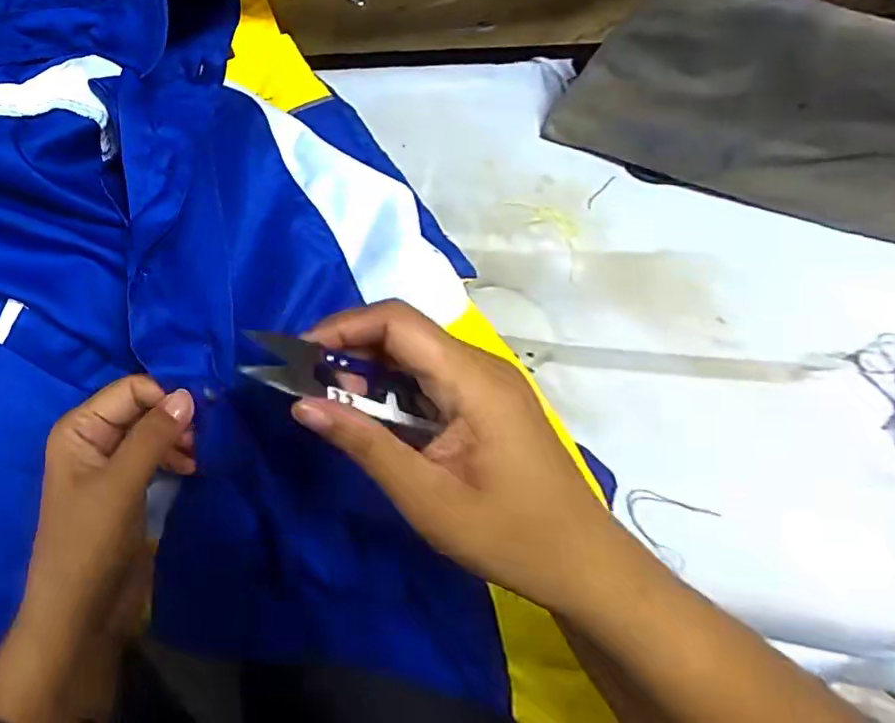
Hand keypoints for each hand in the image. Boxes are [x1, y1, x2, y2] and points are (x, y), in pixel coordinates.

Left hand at [0, 376, 195, 722]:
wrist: (79, 615)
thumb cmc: (90, 542)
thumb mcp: (121, 484)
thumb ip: (152, 437)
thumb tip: (186, 394)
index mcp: (79, 427)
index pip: (127, 390)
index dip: (163, 394)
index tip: (205, 409)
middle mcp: (91, 438)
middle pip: (139, 408)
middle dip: (172, 416)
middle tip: (205, 438)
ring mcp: (108, 464)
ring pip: (148, 433)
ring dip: (176, 438)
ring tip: (200, 457)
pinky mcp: (126, 489)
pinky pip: (152, 458)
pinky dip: (172, 458)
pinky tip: (192, 469)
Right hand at [289, 300, 637, 615]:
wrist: (593, 573)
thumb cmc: (512, 537)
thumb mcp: (426, 498)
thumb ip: (362, 443)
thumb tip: (301, 404)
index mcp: (473, 381)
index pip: (396, 321)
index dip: (342, 327)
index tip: (302, 357)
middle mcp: (480, 367)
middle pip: (399, 328)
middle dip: (348, 347)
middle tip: (317, 388)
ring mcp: (485, 381)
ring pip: (409, 348)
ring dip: (366, 367)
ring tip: (341, 405)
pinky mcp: (484, 398)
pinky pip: (424, 371)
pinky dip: (388, 384)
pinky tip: (376, 416)